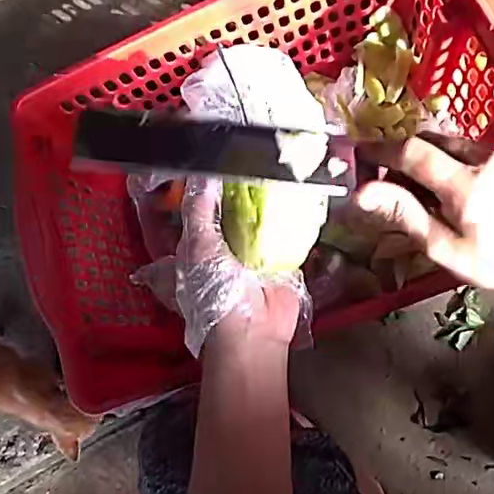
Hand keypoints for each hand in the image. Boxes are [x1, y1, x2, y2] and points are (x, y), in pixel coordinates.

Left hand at [177, 178, 307, 350]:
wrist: (254, 332)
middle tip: (253, 162)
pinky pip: (286, 235)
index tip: (220, 162)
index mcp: (197, 246)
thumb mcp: (198, 246)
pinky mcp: (280, 262)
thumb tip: (204, 176)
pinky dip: (291, 221)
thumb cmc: (215, 295)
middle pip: (232, 211)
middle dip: (242, 192)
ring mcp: (253, 256)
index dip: (208, 187)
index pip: (201, 208)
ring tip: (276, 172)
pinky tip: (296, 197)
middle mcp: (224, 249)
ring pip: (260, 221)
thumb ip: (199, 211)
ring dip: (268, 204)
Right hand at [349, 133, 493, 302]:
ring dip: (428, 157)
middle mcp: (487, 159)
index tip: (360, 154)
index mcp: (467, 186)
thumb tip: (362, 193)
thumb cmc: (492, 264)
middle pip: (429, 140)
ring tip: (423, 189)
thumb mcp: (443, 248)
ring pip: (449, 142)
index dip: (382, 151)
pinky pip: (469, 147)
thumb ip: (403, 214)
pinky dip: (451, 159)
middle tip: (389, 180)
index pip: (413, 152)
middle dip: (404, 155)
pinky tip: (451, 187)